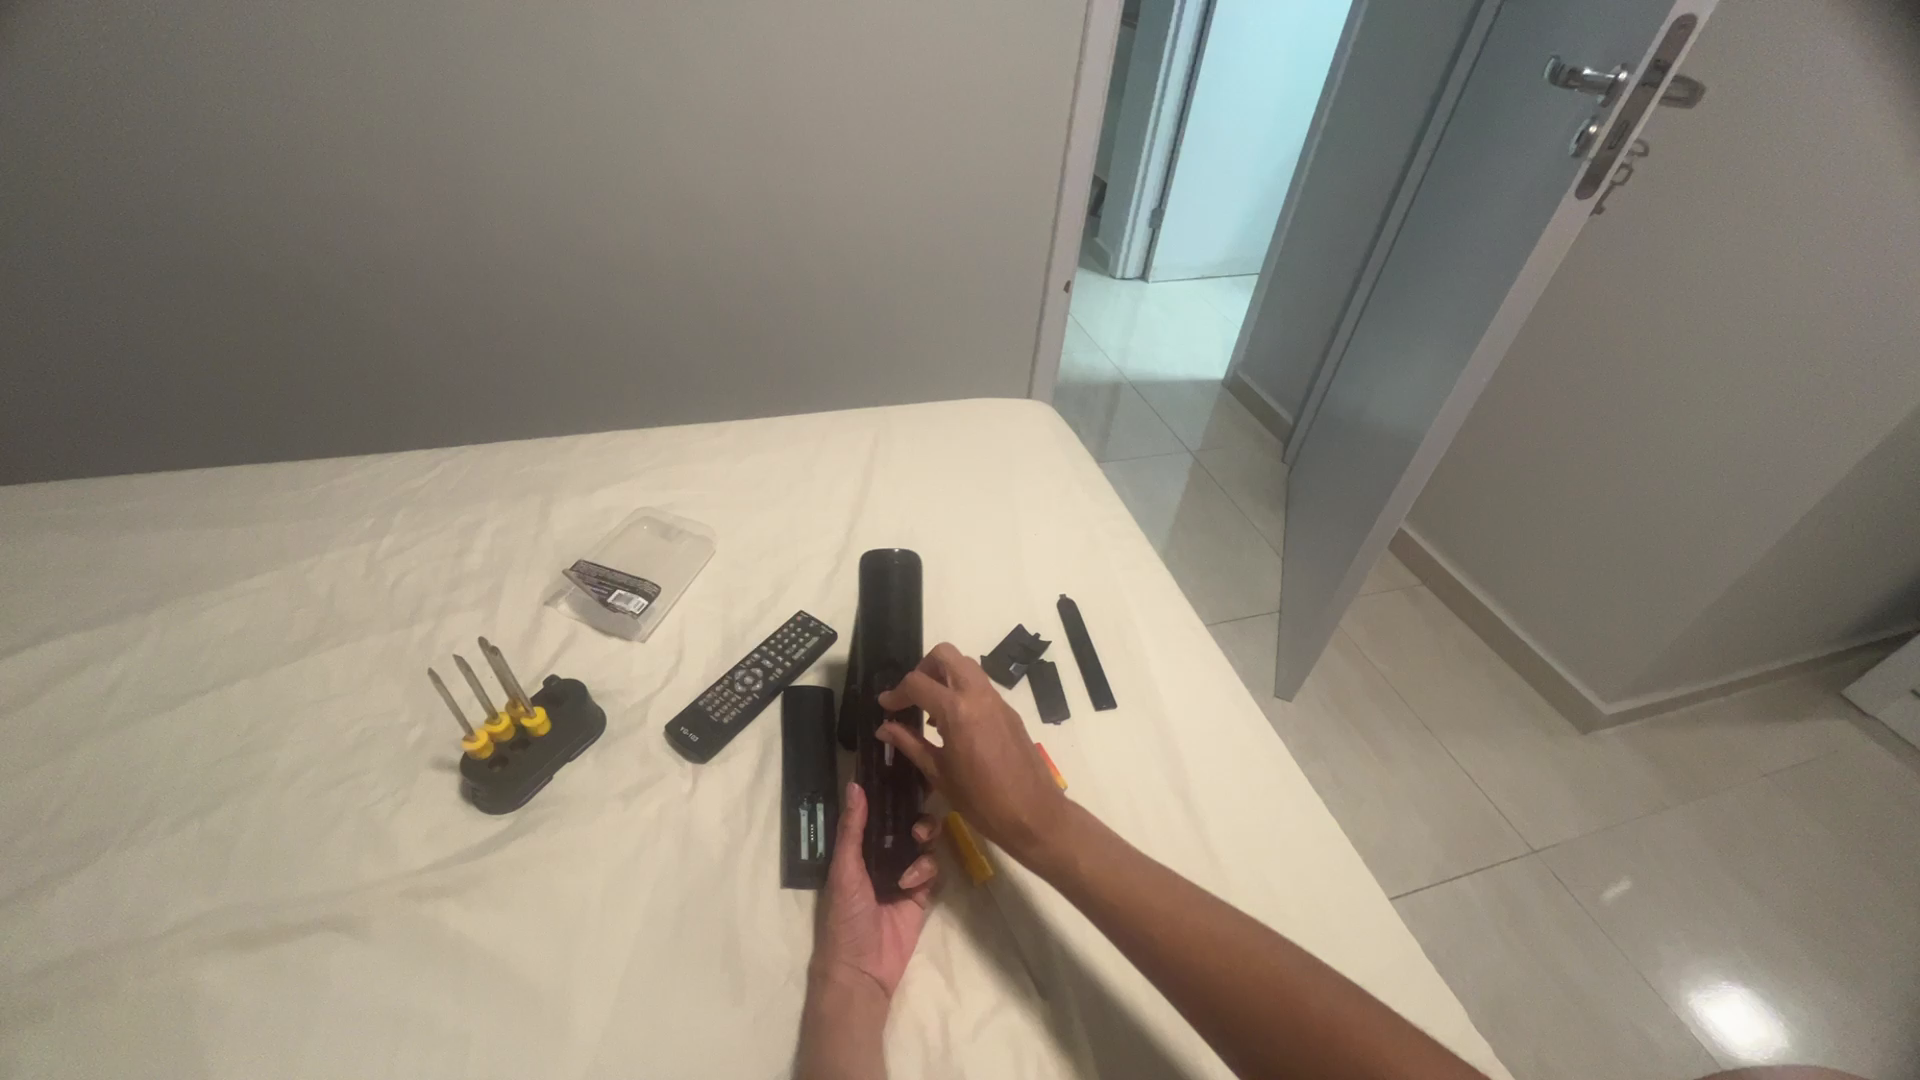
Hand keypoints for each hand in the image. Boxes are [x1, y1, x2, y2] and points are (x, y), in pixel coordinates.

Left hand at [810, 781, 939, 999]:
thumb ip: (852, 829)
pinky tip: (912, 882)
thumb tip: (855, 785)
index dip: (893, 797)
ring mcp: (904, 875)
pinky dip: (926, 869)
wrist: (861, 970)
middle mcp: (883, 857)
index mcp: (860, 849)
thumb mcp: (843, 869)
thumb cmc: (844, 917)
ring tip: (918, 843)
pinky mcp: (922, 894)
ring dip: (924, 839)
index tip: (908, 777)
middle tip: (917, 822)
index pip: (879, 814)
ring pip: (924, 843)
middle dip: (917, 817)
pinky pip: (932, 870)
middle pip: (908, 824)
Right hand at [876, 643, 1072, 864]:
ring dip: (943, 676)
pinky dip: (961, 689)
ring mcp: (996, 699)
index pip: (917, 682)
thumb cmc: (980, 800)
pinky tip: (953, 723)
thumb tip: (885, 728)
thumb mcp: (938, 773)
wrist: (1032, 813)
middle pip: (945, 655)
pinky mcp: (1008, 709)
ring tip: (931, 711)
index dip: (896, 692)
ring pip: (965, 665)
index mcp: (957, 710)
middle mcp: (977, 694)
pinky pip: (979, 684)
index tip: (886, 706)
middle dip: (922, 668)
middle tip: (912, 696)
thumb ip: (909, 744)